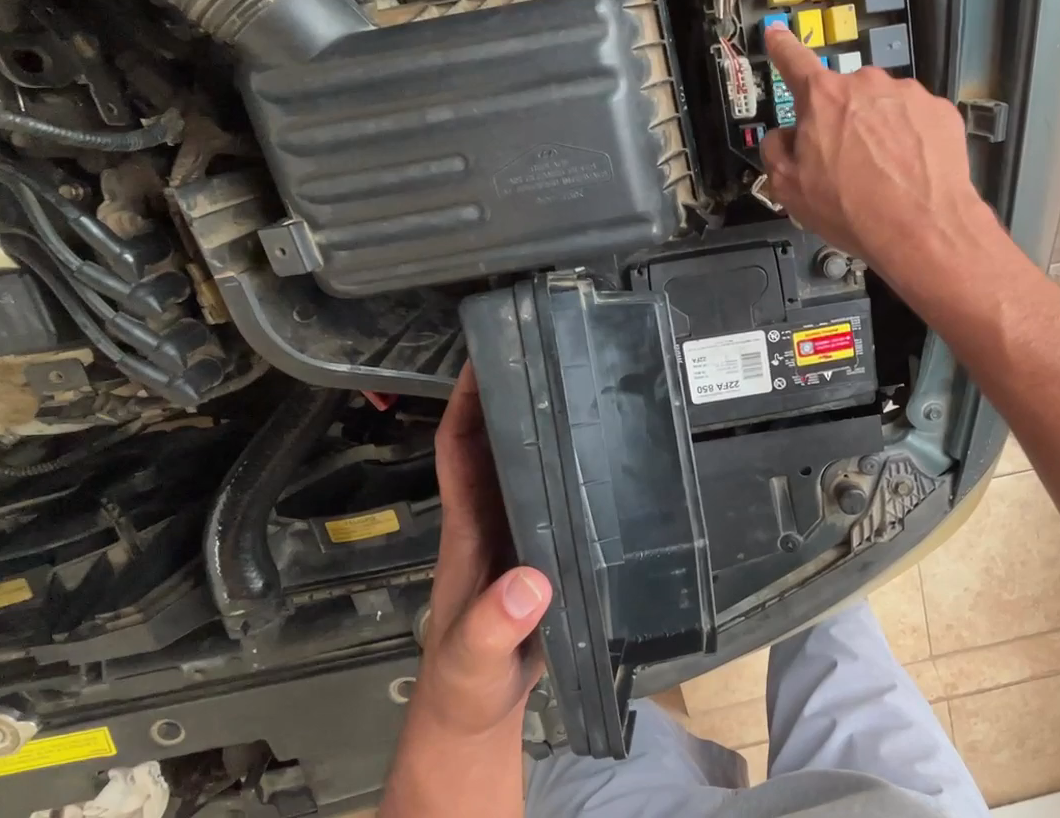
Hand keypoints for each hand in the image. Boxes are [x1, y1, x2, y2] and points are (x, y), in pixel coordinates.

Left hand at [414, 364, 551, 737]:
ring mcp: (516, 532)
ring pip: (524, 463)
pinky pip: (552, 492)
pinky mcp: (541, 549)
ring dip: (541, 423)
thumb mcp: (475, 660)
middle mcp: (491, 518)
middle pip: (494, 442)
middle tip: (550, 351)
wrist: (477, 708)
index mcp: (469, 528)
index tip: (485, 356)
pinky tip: (601, 454)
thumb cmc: (465, 683)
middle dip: (510, 392)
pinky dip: (568, 465)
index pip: (458, 451)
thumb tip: (532, 580)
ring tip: (582, 384)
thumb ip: (496, 624)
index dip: (465, 402)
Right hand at [760, 25, 994, 271]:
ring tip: (882, 175)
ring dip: (878, 132)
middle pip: (844, 97)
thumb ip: (776, 152)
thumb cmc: (854, 211)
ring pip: (882, 108)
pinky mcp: (939, 111)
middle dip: (841, 123)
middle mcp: (865, 84)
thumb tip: (784, 138)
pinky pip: (915, 120)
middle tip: (845, 165)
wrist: (923, 229)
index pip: (793, 61)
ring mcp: (907, 94)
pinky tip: (908, 171)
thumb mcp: (790, 190)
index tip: (777, 35)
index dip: (782, 48)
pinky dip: (910, 140)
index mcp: (822, 98)